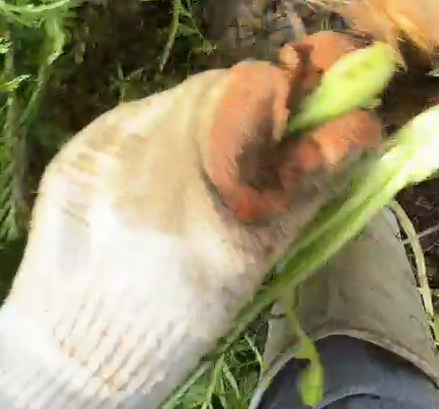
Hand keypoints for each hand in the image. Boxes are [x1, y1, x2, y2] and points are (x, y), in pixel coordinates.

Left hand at [0, 33, 378, 408]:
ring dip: (210, 119)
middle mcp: (142, 137)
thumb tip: (363, 123)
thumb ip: (313, 176)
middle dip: (252, 107)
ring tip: (210, 169)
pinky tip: (165, 179)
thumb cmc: (181, 312)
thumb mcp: (259, 251)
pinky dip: (167, 135)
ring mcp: (102, 137)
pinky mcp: (77, 144)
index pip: (259, 82)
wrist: (75, 354)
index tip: (312, 104)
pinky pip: (141, 118)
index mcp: (194, 167)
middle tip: (263, 144)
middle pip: (220, 85)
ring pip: (182, 98)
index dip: (294, 88)